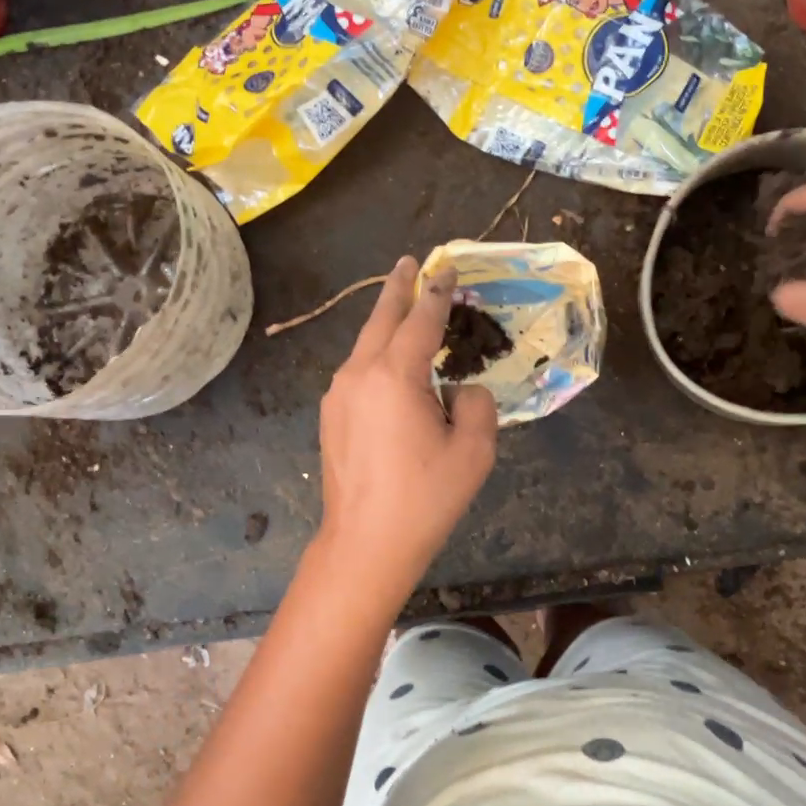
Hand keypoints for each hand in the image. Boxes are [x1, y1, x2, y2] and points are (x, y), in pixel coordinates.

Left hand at [315, 257, 498, 594]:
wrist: (364, 543)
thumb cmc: (425, 498)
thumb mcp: (473, 450)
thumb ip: (475, 403)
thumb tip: (457, 389)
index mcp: (395, 375)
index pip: (421, 320)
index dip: (437, 293)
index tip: (446, 269)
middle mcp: (359, 374)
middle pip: (382, 318)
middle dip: (398, 288)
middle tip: (410, 262)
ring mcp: (338, 394)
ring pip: (366, 344)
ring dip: (386, 322)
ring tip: (404, 307)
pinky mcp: (331, 415)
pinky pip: (358, 370)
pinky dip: (377, 354)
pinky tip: (392, 363)